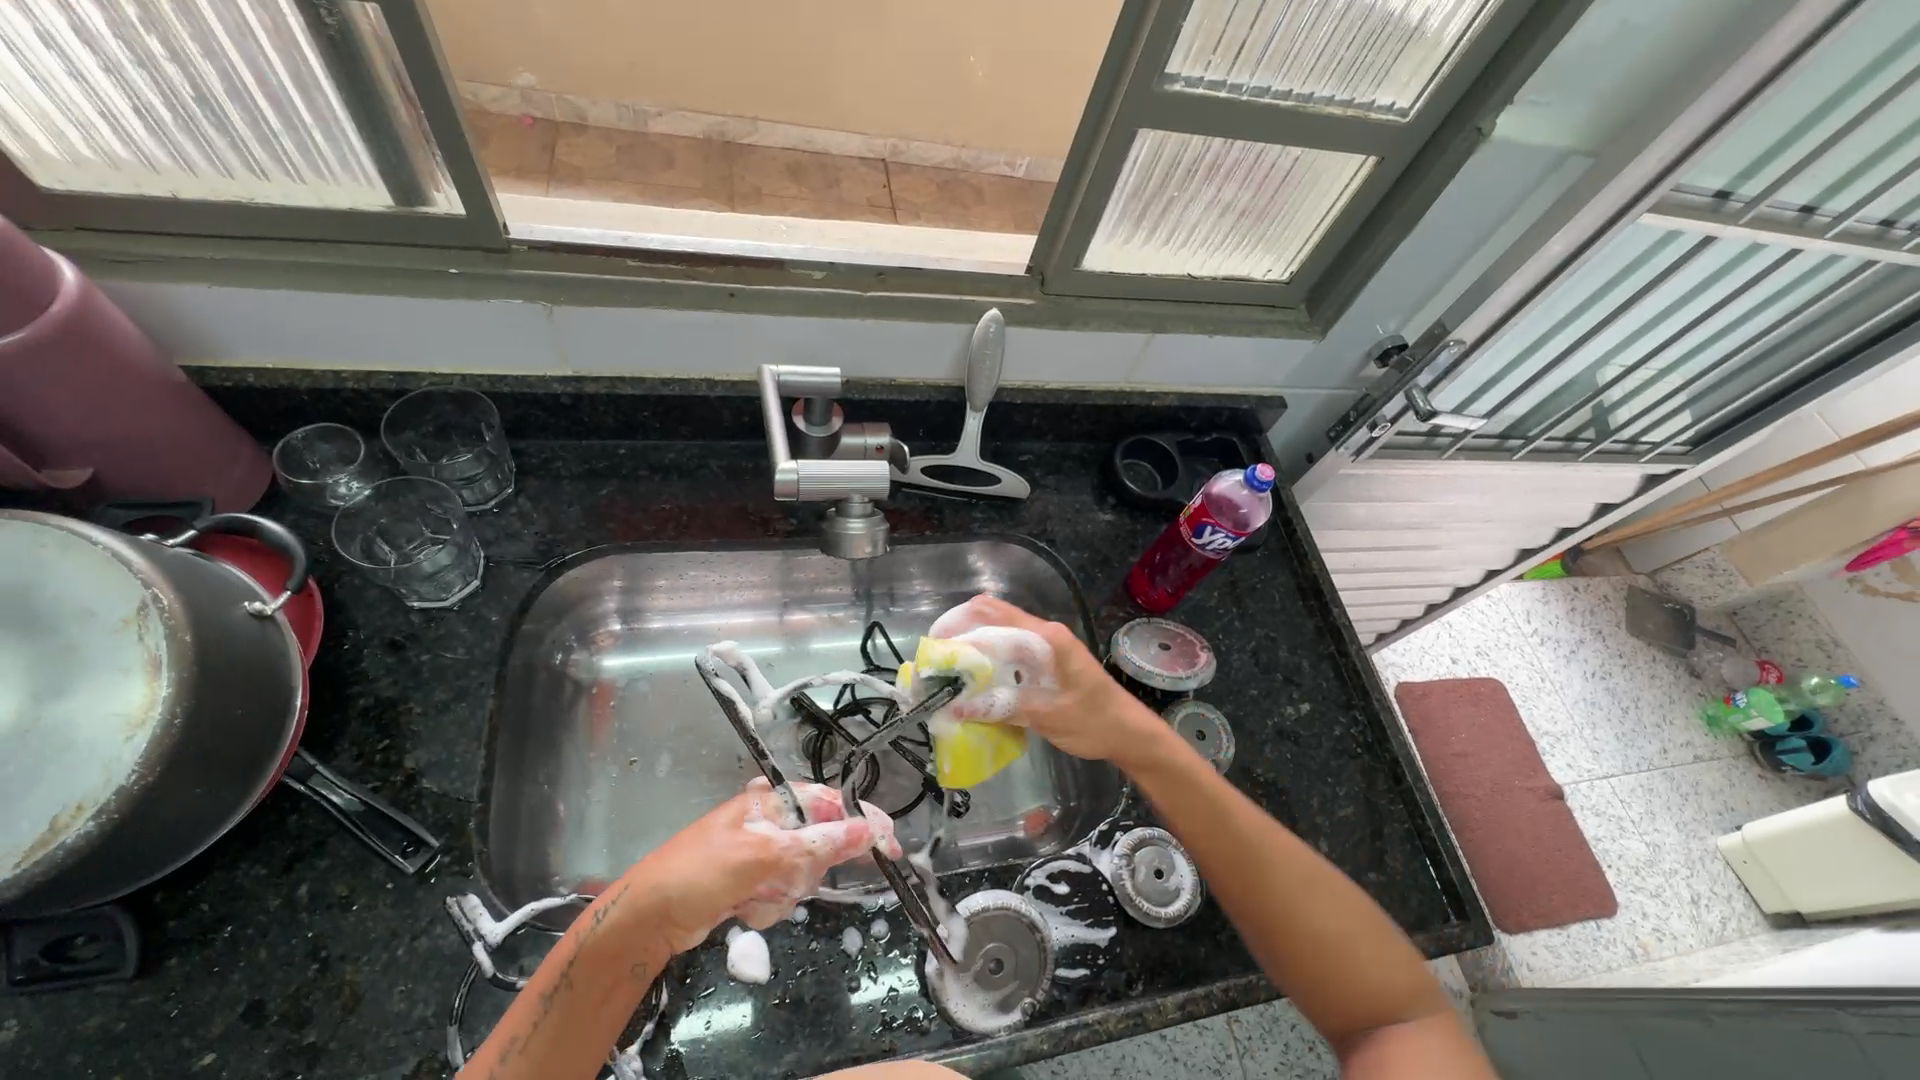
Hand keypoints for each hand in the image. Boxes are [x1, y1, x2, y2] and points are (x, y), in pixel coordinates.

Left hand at [627, 777, 899, 952]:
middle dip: (807, 870)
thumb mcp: (761, 855)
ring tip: (751, 897)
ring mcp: (764, 853)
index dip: (862, 823)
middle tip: (781, 883)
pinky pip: (785, 893)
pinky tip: (744, 908)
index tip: (889, 847)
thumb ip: (816, 844)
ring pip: (806, 874)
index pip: (833, 803)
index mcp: (773, 800)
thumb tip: (867, 831)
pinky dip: (770, 905)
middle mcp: (772, 822)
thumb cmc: (700, 872)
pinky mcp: (755, 882)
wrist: (649, 917)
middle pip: (822, 843)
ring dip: (785, 892)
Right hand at [931, 595, 1163, 763]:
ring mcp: (1044, 650)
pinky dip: (989, 667)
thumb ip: (1003, 707)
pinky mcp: (1045, 666)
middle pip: (993, 622)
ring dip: (974, 654)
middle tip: (936, 664)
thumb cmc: (1095, 721)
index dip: (960, 624)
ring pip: (1000, 640)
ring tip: (947, 677)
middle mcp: (1043, 635)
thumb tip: (955, 707)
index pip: (994, 615)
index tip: (935, 646)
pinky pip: (1010, 658)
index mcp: (1046, 637)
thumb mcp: (1048, 716)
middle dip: (961, 638)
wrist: (1131, 734)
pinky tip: (974, 688)